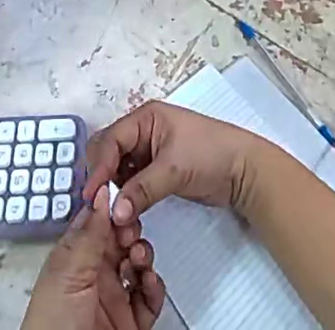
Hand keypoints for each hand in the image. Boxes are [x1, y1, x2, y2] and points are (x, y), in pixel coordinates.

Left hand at [22, 186, 164, 329]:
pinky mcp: (131, 324)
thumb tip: (102, 190)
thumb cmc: (54, 326)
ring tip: (141, 261)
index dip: (113, 210)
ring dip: (144, 256)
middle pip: (121, 241)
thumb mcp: (68, 273)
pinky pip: (149, 298)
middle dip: (132, 231)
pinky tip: (150, 283)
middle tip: (133, 235)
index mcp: (73, 259)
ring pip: (138, 265)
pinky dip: (154, 287)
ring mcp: (114, 300)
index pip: (97, 223)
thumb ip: (89, 234)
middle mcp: (94, 276)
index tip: (126, 199)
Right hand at [83, 102, 267, 228]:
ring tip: (113, 216)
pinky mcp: (155, 171)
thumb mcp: (173, 168)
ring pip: (118, 170)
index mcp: (145, 118)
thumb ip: (141, 189)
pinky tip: (126, 215)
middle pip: (109, 152)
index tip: (91, 196)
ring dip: (113, 191)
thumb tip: (114, 213)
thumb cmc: (209, 155)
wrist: (243, 170)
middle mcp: (142, 131)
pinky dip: (126, 197)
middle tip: (98, 206)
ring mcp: (148, 151)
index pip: (111, 139)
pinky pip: (131, 182)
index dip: (99, 166)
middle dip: (102, 177)